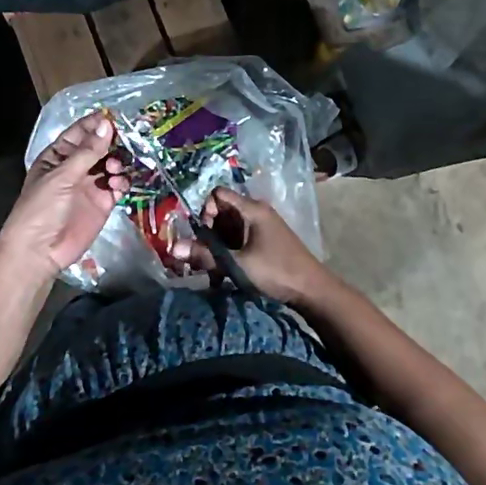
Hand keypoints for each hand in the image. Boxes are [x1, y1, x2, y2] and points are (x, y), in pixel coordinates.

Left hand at [0, 111, 129, 278]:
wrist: (40, 250)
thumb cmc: (42, 208)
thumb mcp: (62, 176)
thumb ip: (88, 151)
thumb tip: (107, 124)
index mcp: (58, 156)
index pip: (79, 132)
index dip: (96, 124)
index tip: (115, 117)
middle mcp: (75, 168)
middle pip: (99, 147)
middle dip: (112, 143)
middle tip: (124, 142)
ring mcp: (90, 185)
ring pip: (111, 165)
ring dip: (117, 162)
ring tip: (114, 169)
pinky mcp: (102, 203)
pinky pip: (117, 186)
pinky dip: (122, 182)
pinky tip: (119, 184)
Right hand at [173, 188, 331, 304]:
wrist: (312, 290)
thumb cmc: (276, 271)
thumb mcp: (237, 265)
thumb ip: (205, 256)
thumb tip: (173, 248)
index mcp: (252, 209)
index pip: (218, 194)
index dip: (205, 211)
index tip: (204, 235)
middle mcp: (257, 213)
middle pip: (221, 213)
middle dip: (207, 235)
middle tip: (202, 258)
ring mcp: (262, 227)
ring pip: (228, 230)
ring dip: (217, 249)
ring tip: (212, 272)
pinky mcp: (264, 242)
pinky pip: (238, 241)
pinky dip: (228, 254)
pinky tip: (224, 276)